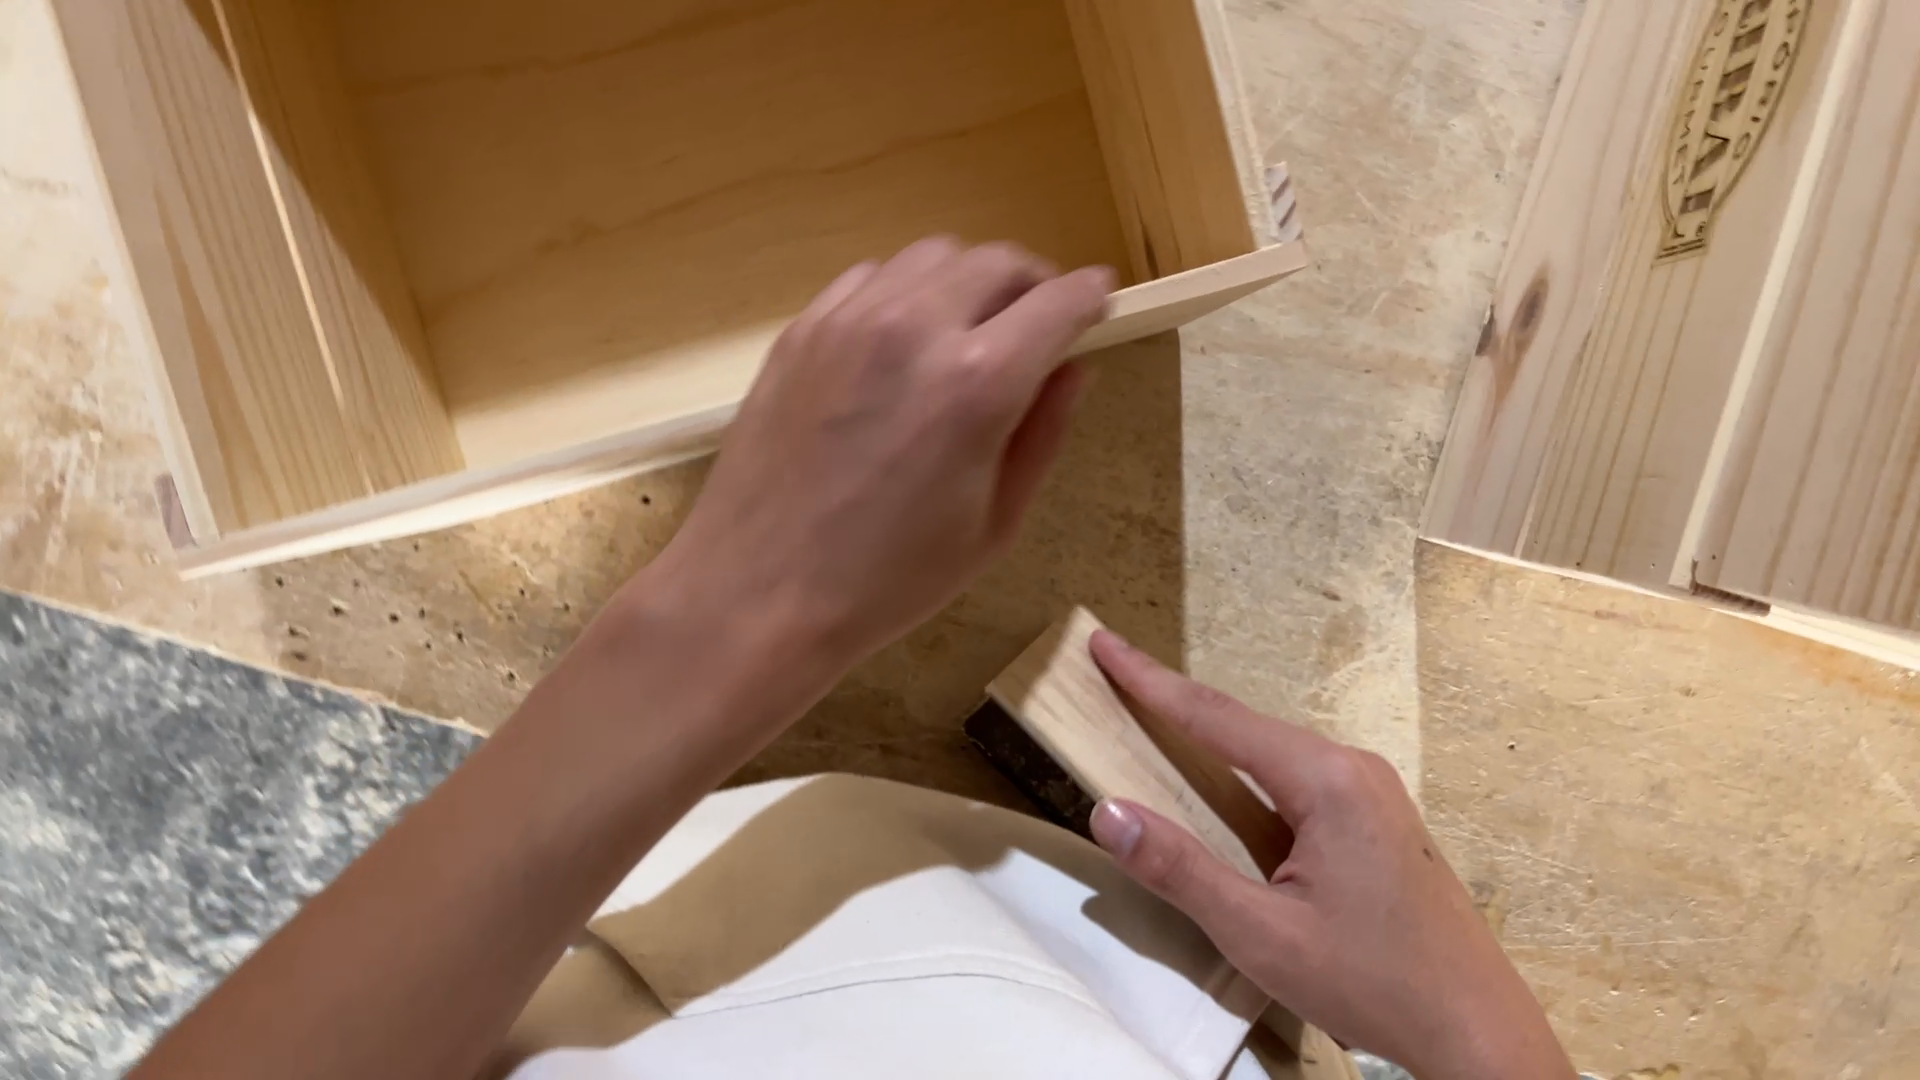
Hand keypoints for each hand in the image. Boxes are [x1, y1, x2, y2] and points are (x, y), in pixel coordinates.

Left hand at [637, 237, 1112, 688]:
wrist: (760, 592)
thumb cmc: (890, 580)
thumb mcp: (994, 526)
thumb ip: (1043, 435)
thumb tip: (1073, 370)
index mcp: (978, 383)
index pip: (1057, 304)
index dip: (1089, 297)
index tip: (1100, 300)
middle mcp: (916, 328)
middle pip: (997, 262)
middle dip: (1034, 282)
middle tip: (1039, 320)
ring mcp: (849, 320)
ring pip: (932, 257)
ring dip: (970, 281)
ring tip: (971, 327)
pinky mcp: (801, 330)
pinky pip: (871, 279)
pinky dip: (907, 291)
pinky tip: (902, 339)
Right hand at [1084, 632, 1576, 1079]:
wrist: (1484, 1042)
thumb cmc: (1373, 984)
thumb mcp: (1262, 936)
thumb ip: (1181, 870)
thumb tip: (1107, 811)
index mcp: (1324, 779)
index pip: (1214, 715)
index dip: (1149, 679)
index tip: (1103, 643)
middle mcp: (1349, 766)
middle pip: (1241, 722)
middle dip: (1172, 697)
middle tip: (1114, 671)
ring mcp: (1367, 788)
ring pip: (1267, 747)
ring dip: (1206, 732)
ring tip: (1152, 717)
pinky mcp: (1372, 815)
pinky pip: (1289, 772)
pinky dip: (1239, 764)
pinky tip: (1221, 779)